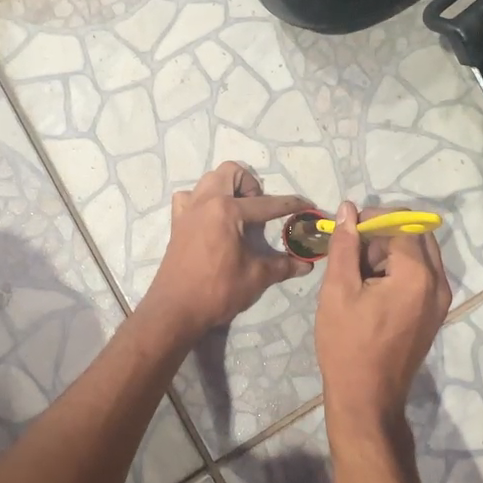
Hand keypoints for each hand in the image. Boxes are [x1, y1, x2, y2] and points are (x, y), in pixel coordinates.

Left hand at [137, 162, 315, 339]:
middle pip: (231, 172)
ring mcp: (188, 210)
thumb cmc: (217, 291)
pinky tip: (212, 220)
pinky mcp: (177, 223)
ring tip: (238, 212)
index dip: (290, 205)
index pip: (267, 203)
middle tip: (260, 208)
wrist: (175, 310)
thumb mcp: (256, 277)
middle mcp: (205, 201)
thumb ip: (283, 265)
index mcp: (227, 210)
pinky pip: (189, 198)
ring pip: (208, 180)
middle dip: (251, 184)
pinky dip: (202, 201)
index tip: (307, 205)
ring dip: (226, 188)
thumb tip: (306, 264)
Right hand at [314, 202, 451, 434]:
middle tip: (352, 252)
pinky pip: (423, 275)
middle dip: (384, 233)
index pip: (401, 223)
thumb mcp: (338, 290)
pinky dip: (400, 270)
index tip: (346, 232)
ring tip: (359, 272)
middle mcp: (438, 283)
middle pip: (416, 234)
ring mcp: (440, 300)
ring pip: (421, 253)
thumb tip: (348, 209)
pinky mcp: (434, 313)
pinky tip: (372, 288)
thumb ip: (345, 245)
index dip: (371, 220)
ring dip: (392, 251)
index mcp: (417, 274)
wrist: (367, 398)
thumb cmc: (347, 344)